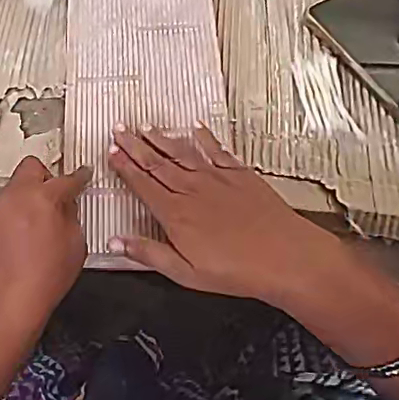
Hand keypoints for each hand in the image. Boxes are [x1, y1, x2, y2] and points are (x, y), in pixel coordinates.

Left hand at [0, 157, 91, 333]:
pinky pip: (1, 208)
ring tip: (37, 222)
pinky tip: (20, 236)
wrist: (8, 301)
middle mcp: (15, 196)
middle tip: (55, 194)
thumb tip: (67, 205)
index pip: (67, 178)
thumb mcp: (76, 245)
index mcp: (43, 196)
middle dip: (46, 176)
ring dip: (26, 197)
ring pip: (14, 187)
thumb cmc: (42, 278)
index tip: (81, 177)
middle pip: (31, 168)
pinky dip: (12, 214)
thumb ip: (71, 216)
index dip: (78, 177)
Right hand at [107, 125, 351, 305]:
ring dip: (161, 139)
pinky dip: (204, 138)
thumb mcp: (184, 272)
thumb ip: (148, 254)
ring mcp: (217, 180)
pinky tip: (195, 129)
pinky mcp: (241, 176)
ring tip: (145, 127)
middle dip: (135, 146)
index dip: (125, 167)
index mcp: (175, 214)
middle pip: (157, 163)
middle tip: (120, 131)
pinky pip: (217, 151)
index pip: (142, 184)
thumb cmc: (237, 270)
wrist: (286, 257)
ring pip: (182, 153)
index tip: (112, 153)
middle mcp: (192, 190)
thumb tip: (116, 243)